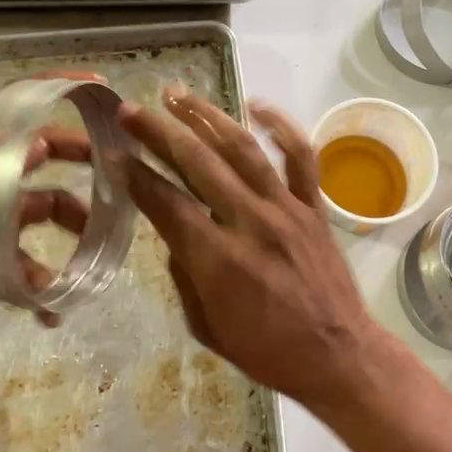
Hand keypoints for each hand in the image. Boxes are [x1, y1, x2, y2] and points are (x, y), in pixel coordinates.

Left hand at [0, 101, 90, 350]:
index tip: (96, 87)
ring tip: (100, 246)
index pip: (15, 118)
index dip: (53, 96)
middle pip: (44, 159)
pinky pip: (36, 269)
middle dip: (80, 157)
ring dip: (77, 226)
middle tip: (117, 166)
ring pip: (50, 213)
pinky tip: (55, 309)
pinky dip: (49, 287)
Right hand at [113, 87, 395, 410]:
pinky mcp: (314, 208)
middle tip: (130, 110)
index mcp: (217, 259)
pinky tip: (257, 105)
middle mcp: (249, 222)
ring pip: (243, 149)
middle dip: (158, 133)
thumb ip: (185, 276)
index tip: (114, 153)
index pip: (166, 203)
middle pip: (197, 163)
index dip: (136, 176)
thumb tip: (176, 234)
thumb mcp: (206, 327)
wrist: (337, 356)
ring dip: (206, 116)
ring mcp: (286, 210)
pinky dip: (281, 128)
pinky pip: (301, 158)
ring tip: (177, 94)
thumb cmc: (267, 351)